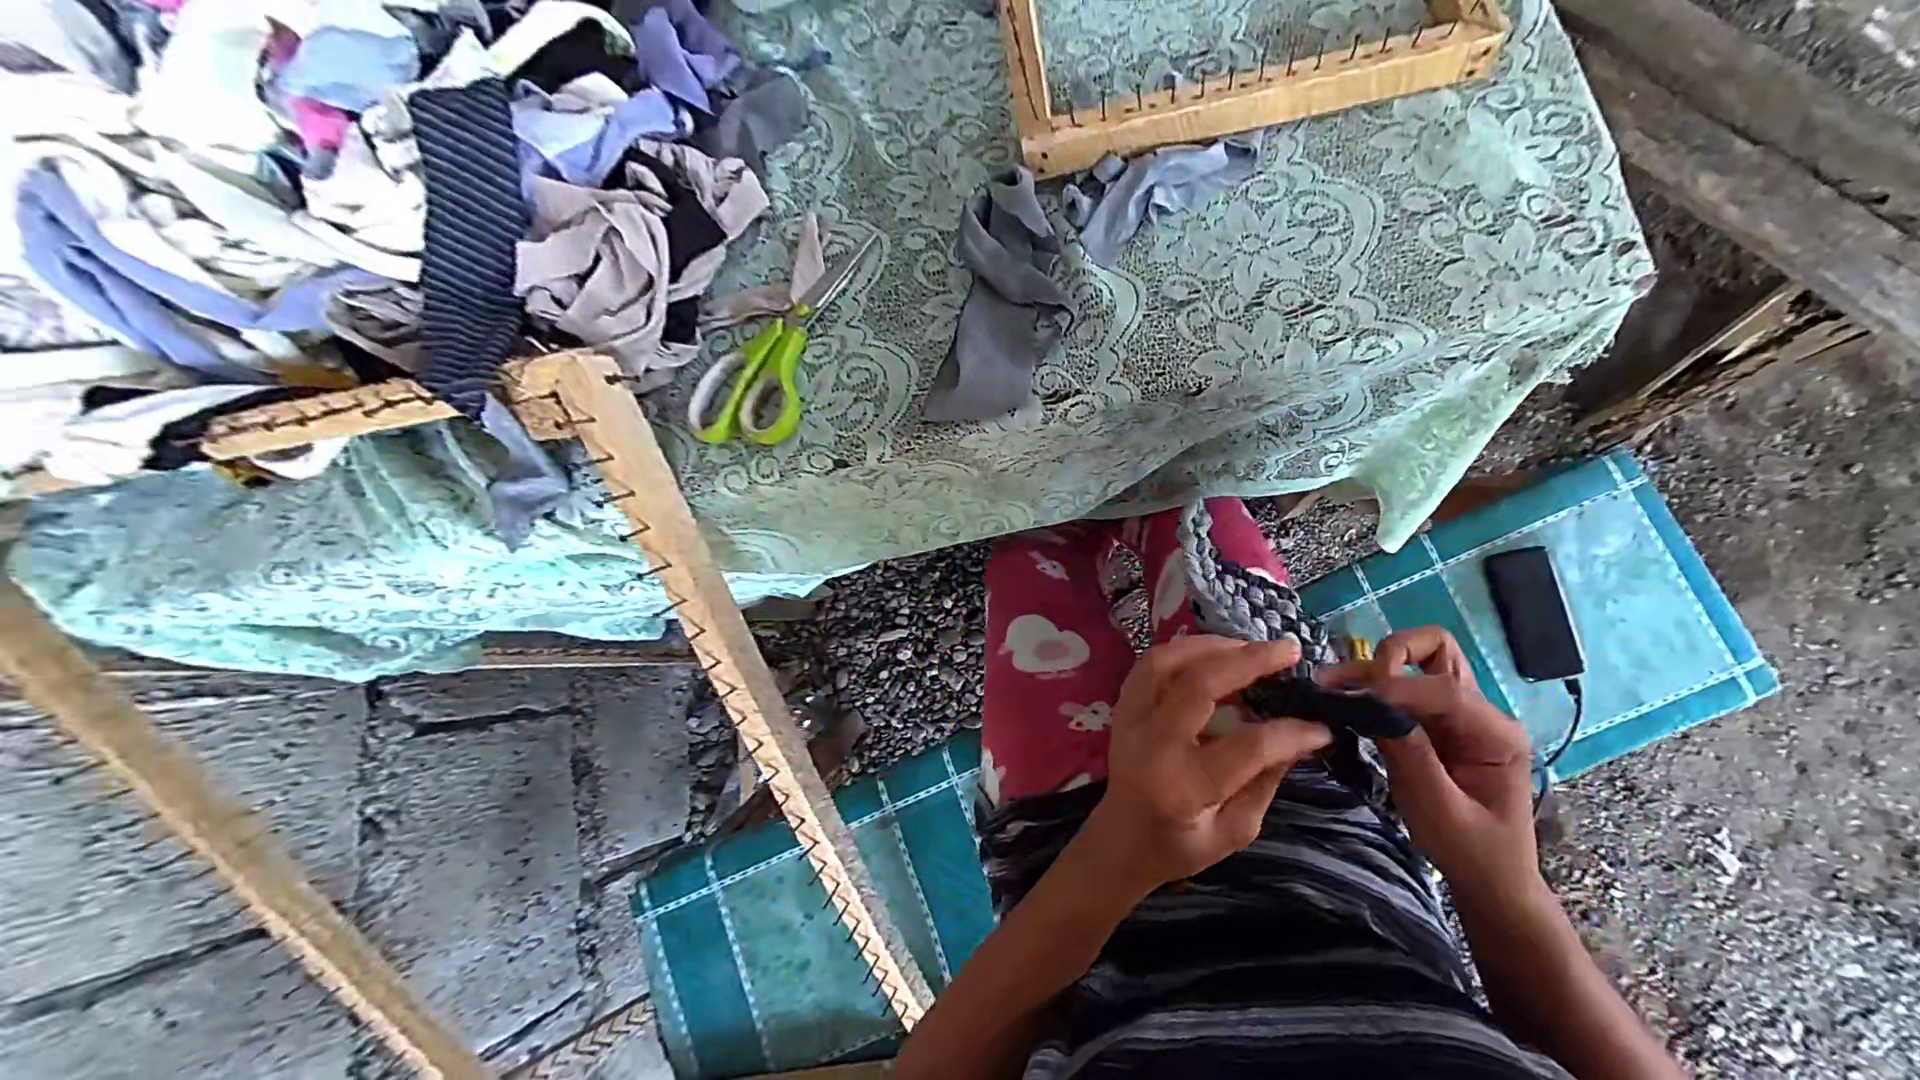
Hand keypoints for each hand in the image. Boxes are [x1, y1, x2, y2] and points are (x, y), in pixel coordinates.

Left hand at [1072, 635, 1331, 899]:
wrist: (1120, 840)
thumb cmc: (1179, 845)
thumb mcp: (1234, 830)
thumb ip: (1266, 780)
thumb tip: (1303, 736)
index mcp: (1183, 785)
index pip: (1245, 746)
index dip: (1289, 732)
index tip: (1320, 727)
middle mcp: (1152, 744)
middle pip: (1198, 686)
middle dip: (1248, 661)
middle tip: (1288, 650)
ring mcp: (1130, 719)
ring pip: (1165, 662)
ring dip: (1210, 646)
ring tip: (1250, 646)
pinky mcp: (1122, 707)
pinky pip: (1149, 664)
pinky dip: (1182, 650)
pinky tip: (1213, 652)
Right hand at [1322, 627, 1543, 911]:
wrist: (1489, 879)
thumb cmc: (1472, 850)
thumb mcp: (1440, 810)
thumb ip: (1411, 755)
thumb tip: (1374, 707)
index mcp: (1496, 734)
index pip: (1445, 689)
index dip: (1397, 687)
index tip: (1353, 698)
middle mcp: (1478, 712)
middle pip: (1436, 649)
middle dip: (1391, 653)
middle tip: (1350, 681)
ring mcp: (1454, 714)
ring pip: (1412, 661)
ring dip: (1370, 666)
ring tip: (1327, 684)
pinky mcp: (1430, 721)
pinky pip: (1399, 687)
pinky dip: (1367, 685)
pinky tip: (1339, 698)